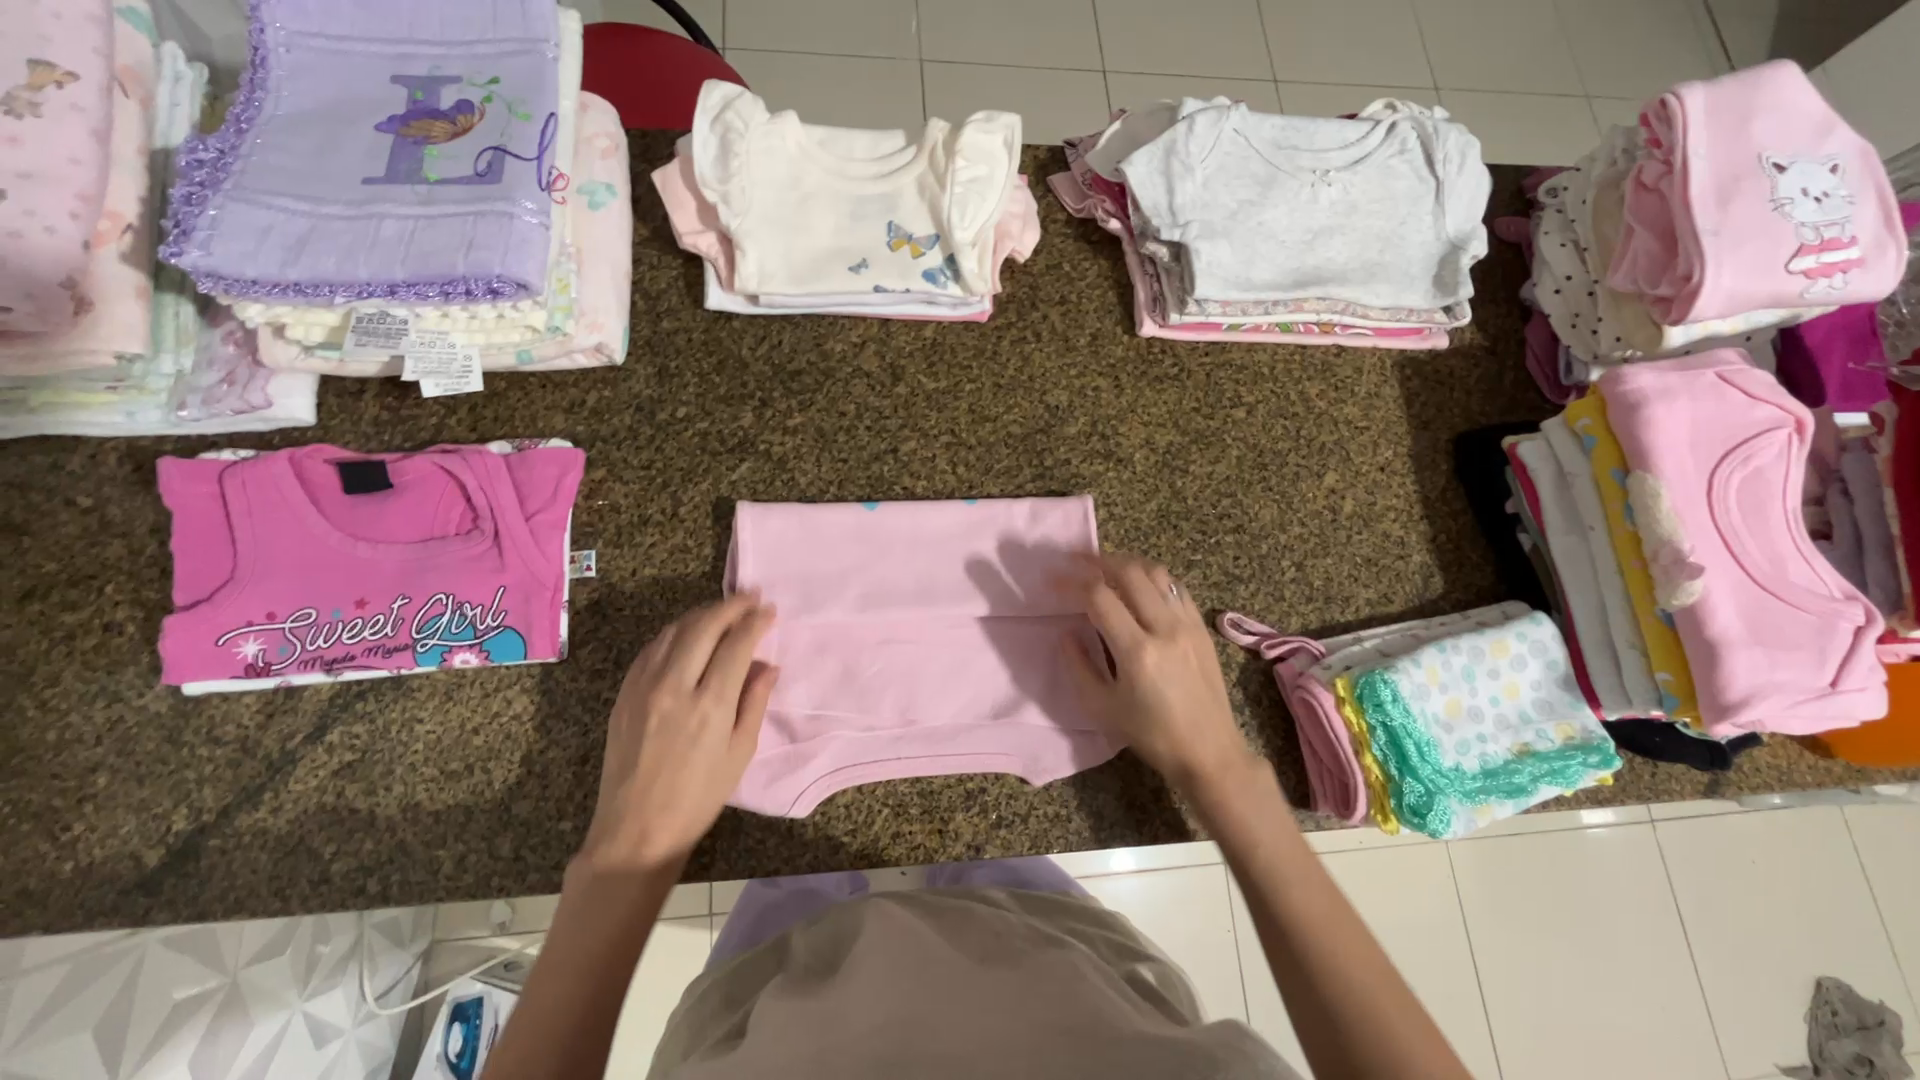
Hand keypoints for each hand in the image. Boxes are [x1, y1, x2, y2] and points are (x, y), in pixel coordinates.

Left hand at [578, 593, 778, 872]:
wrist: (637, 829)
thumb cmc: (699, 797)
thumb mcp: (740, 753)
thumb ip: (753, 702)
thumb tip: (767, 665)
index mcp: (709, 705)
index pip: (736, 644)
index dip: (755, 622)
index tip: (769, 611)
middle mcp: (674, 686)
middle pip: (703, 627)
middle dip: (730, 607)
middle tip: (749, 598)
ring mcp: (643, 687)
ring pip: (674, 631)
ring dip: (701, 615)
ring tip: (722, 611)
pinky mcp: (624, 693)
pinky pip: (651, 649)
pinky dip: (674, 633)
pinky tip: (687, 635)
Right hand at [1060, 553, 1256, 793]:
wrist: (1209, 750)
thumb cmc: (1151, 735)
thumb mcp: (1102, 709)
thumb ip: (1078, 667)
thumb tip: (1066, 633)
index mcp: (1137, 651)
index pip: (1099, 597)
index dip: (1071, 582)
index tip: (1051, 579)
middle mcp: (1165, 628)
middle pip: (1128, 572)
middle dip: (1096, 561)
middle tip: (1074, 562)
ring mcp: (1188, 624)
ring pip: (1155, 572)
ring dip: (1126, 564)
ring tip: (1104, 568)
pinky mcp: (1202, 628)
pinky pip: (1175, 587)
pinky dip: (1152, 578)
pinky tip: (1138, 587)